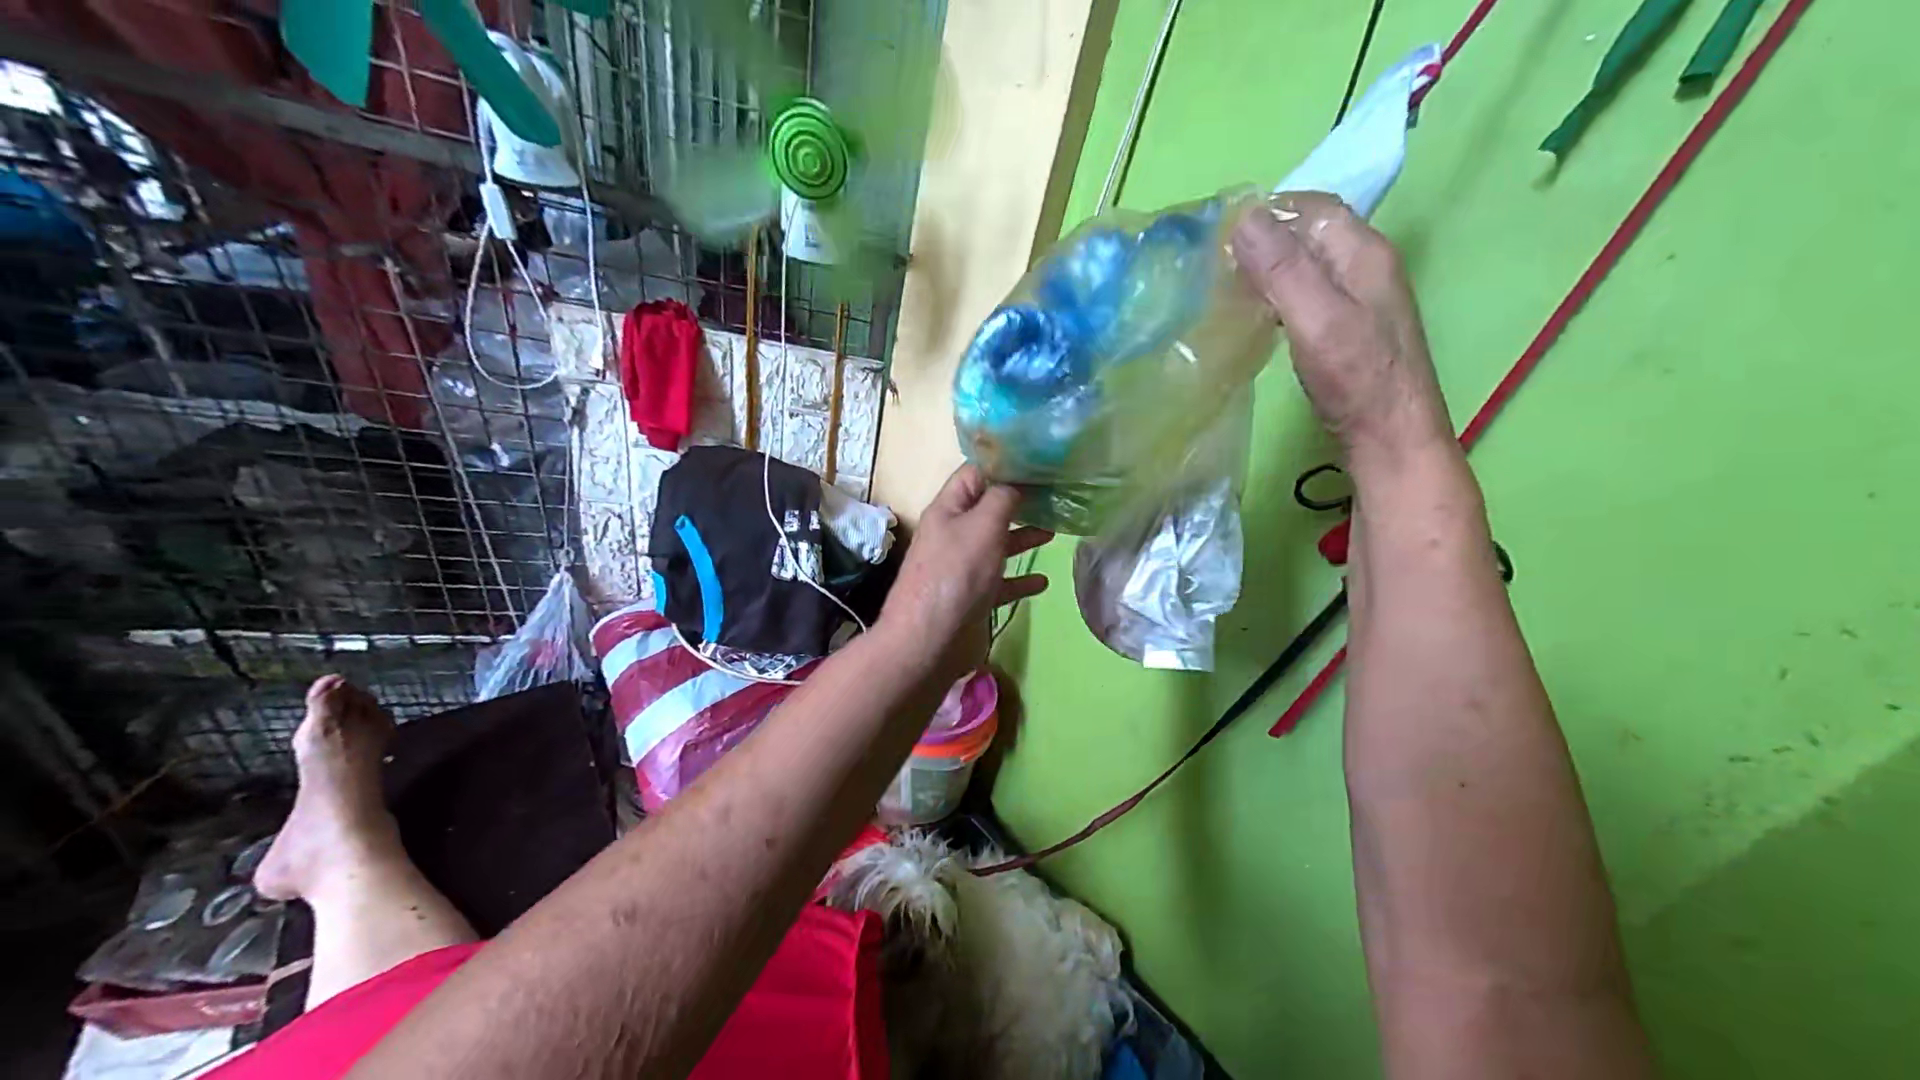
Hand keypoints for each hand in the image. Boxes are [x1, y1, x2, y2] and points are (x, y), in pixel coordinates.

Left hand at [878, 465, 1050, 684]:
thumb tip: (1015, 485)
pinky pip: (1000, 582)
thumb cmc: (956, 574)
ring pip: (996, 544)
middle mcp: (953, 533)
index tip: (1039, 463)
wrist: (929, 639)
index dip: (1003, 465)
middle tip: (1055, 496)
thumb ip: (1002, 499)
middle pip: (988, 509)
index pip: (974, 474)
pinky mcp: (972, 596)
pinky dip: (1020, 579)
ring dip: (1023, 537)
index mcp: (948, 508)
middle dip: (1019, 502)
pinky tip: (1042, 581)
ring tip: (1055, 531)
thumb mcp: (983, 525)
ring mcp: (962, 566)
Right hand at [1231, 192, 1452, 465]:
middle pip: (1309, 234)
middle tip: (1215, 260)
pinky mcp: (1347, 328)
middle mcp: (1366, 266)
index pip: (1312, 206)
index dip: (1267, 210)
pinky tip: (1257, 314)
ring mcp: (1359, 298)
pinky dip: (1278, 294)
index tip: (1219, 229)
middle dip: (1263, 238)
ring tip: (1227, 284)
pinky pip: (1307, 294)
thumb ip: (1282, 268)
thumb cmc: (1356, 377)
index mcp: (1364, 252)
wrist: (1389, 435)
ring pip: (1307, 265)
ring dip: (1268, 268)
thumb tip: (1244, 218)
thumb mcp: (1316, 318)